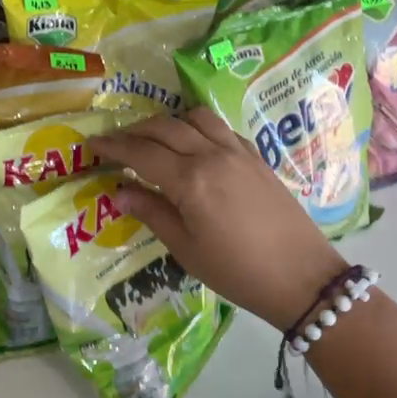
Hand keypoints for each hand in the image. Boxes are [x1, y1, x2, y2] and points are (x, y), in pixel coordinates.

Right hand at [90, 109, 346, 330]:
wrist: (304, 280)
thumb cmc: (239, 272)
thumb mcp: (187, 250)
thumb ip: (152, 213)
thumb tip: (120, 191)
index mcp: (190, 181)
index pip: (140, 152)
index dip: (113, 146)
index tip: (92, 142)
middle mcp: (211, 155)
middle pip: (163, 127)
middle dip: (134, 130)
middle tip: (117, 142)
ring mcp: (236, 152)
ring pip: (193, 117)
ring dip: (168, 122)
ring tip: (155, 137)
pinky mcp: (255, 157)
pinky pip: (220, 127)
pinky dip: (198, 127)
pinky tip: (195, 144)